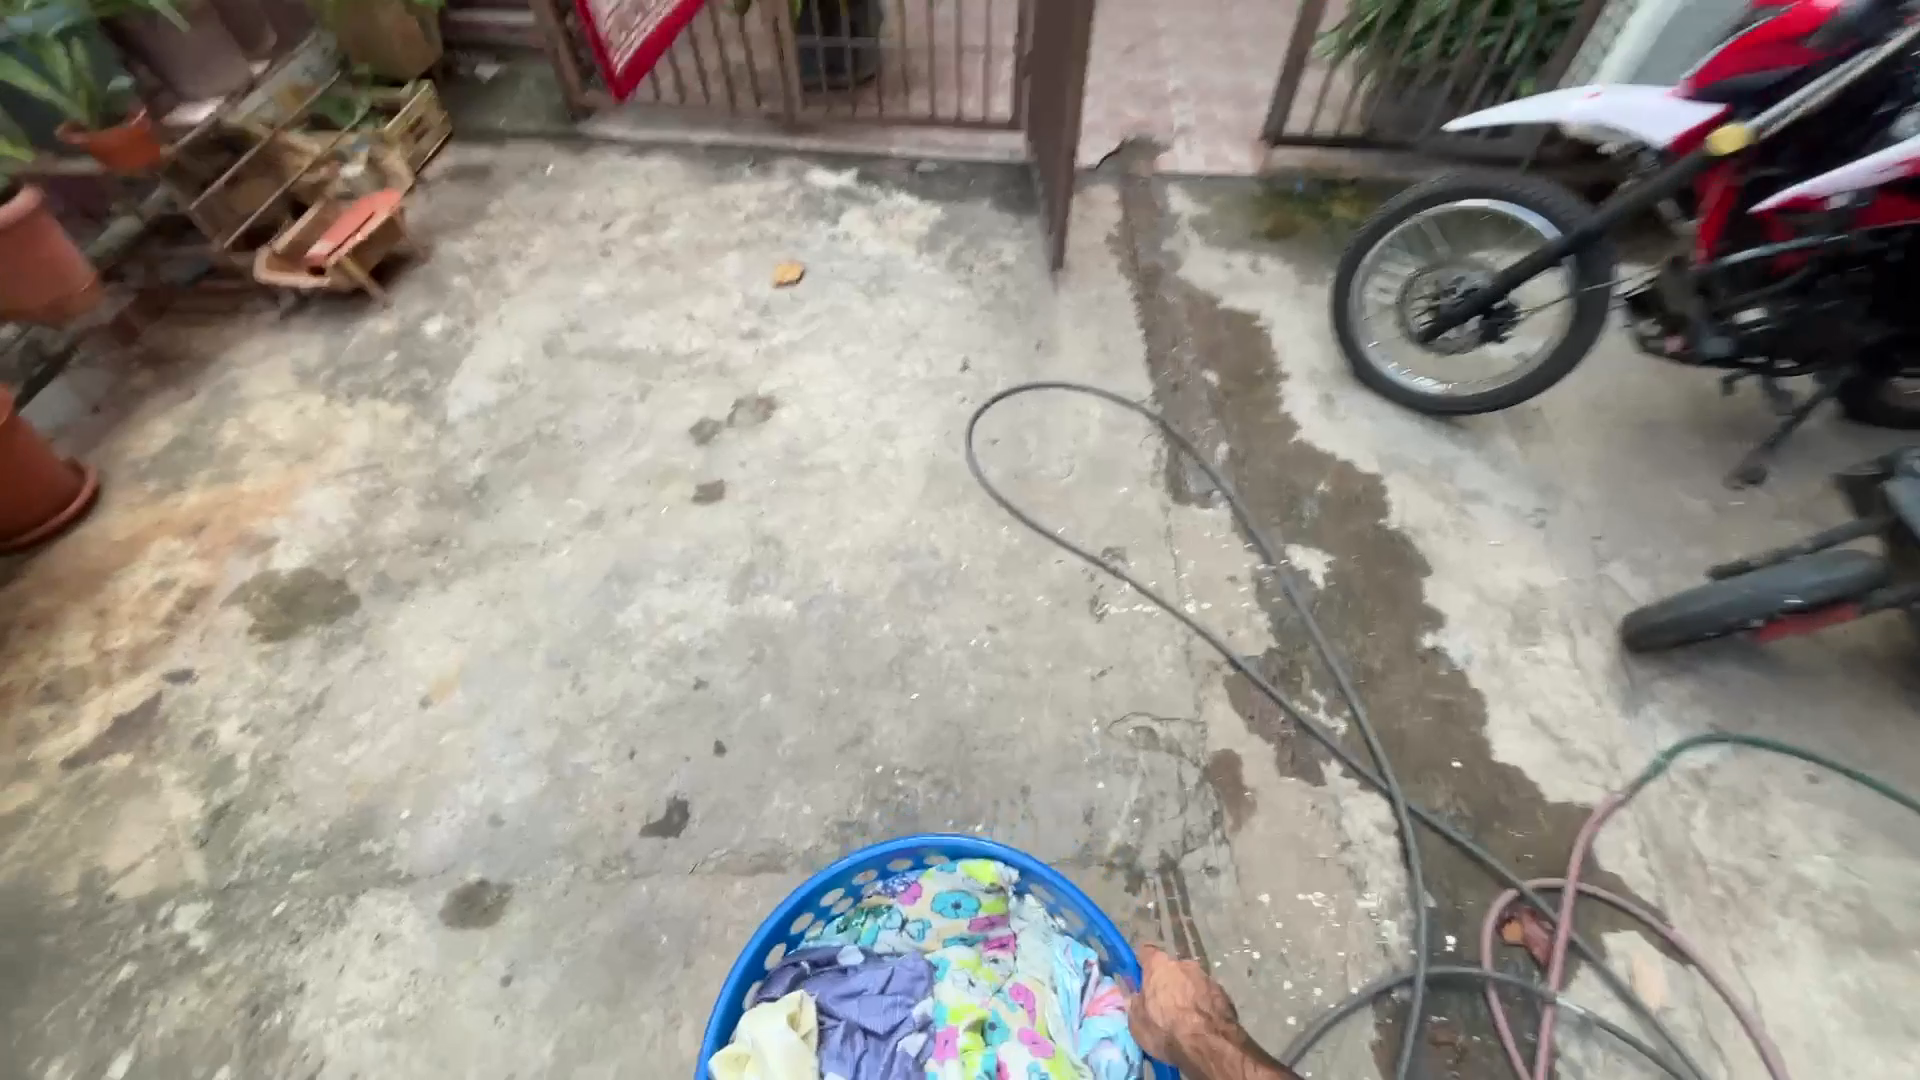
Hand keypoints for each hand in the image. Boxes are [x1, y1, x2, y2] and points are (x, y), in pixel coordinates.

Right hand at [1127, 944, 1241, 1072]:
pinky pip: (1208, 996)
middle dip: (1168, 982)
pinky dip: (1204, 1005)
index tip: (1141, 978)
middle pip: (1171, 968)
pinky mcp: (1224, 994)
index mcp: (1158, 964)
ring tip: (1186, 1018)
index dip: (1143, 964)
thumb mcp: (1137, 1022)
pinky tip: (1202, 1024)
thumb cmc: (1166, 1030)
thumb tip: (1134, 996)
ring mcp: (1206, 977)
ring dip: (1188, 994)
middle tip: (1165, 1005)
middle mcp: (1183, 963)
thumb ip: (1134, 1003)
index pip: (1146, 952)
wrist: (1209, 1046)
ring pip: (1191, 981)